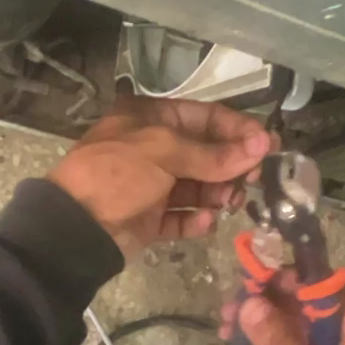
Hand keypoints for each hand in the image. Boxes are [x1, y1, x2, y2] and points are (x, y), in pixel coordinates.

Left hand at [49, 97, 275, 258]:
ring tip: (230, 202)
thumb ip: (213, 153)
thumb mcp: (164, 151)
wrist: (76, 226)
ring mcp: (150, 186)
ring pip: (196, 187)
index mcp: (149, 118)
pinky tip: (206, 221)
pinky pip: (181, 217)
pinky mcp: (149, 220)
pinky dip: (195, 219)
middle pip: (204, 154)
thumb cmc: (117, 174)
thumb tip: (261, 145)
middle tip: (252, 179)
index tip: (268, 145)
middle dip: (230, 166)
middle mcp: (151, 148)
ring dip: (217, 194)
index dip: (237, 130)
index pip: (204, 117)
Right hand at [234, 277, 344, 344]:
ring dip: (269, 329)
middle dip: (266, 307)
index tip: (241, 290)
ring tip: (230, 339)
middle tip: (226, 320)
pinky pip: (312, 343)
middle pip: (308, 300)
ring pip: (306, 322)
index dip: (277, 281)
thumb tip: (247, 304)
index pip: (317, 282)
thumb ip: (280, 344)